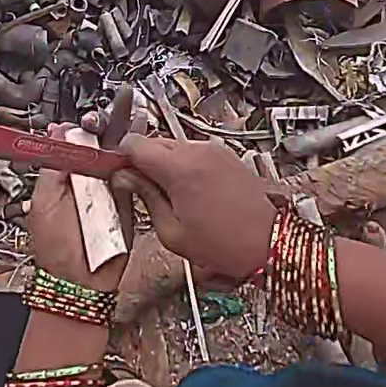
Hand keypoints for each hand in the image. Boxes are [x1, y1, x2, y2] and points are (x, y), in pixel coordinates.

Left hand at [27, 126, 131, 292]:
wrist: (82, 284)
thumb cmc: (56, 250)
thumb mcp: (43, 202)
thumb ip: (53, 168)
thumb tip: (58, 134)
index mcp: (63, 177)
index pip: (75, 144)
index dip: (85, 130)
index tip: (92, 121)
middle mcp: (87, 181)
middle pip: (100, 147)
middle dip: (107, 134)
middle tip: (113, 121)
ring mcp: (109, 191)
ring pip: (119, 160)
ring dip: (124, 147)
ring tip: (129, 130)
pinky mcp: (128, 202)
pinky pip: (134, 179)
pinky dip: (137, 167)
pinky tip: (137, 155)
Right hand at [116, 135, 277, 280]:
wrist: (269, 241)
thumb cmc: (228, 244)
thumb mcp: (172, 231)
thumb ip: (145, 197)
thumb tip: (125, 179)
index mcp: (180, 167)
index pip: (134, 144)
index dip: (120, 158)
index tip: (116, 172)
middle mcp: (197, 150)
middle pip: (153, 142)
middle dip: (141, 162)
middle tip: (139, 190)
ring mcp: (213, 150)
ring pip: (172, 146)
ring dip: (163, 164)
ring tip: (169, 197)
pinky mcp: (224, 154)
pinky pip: (191, 152)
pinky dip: (182, 166)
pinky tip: (187, 193)